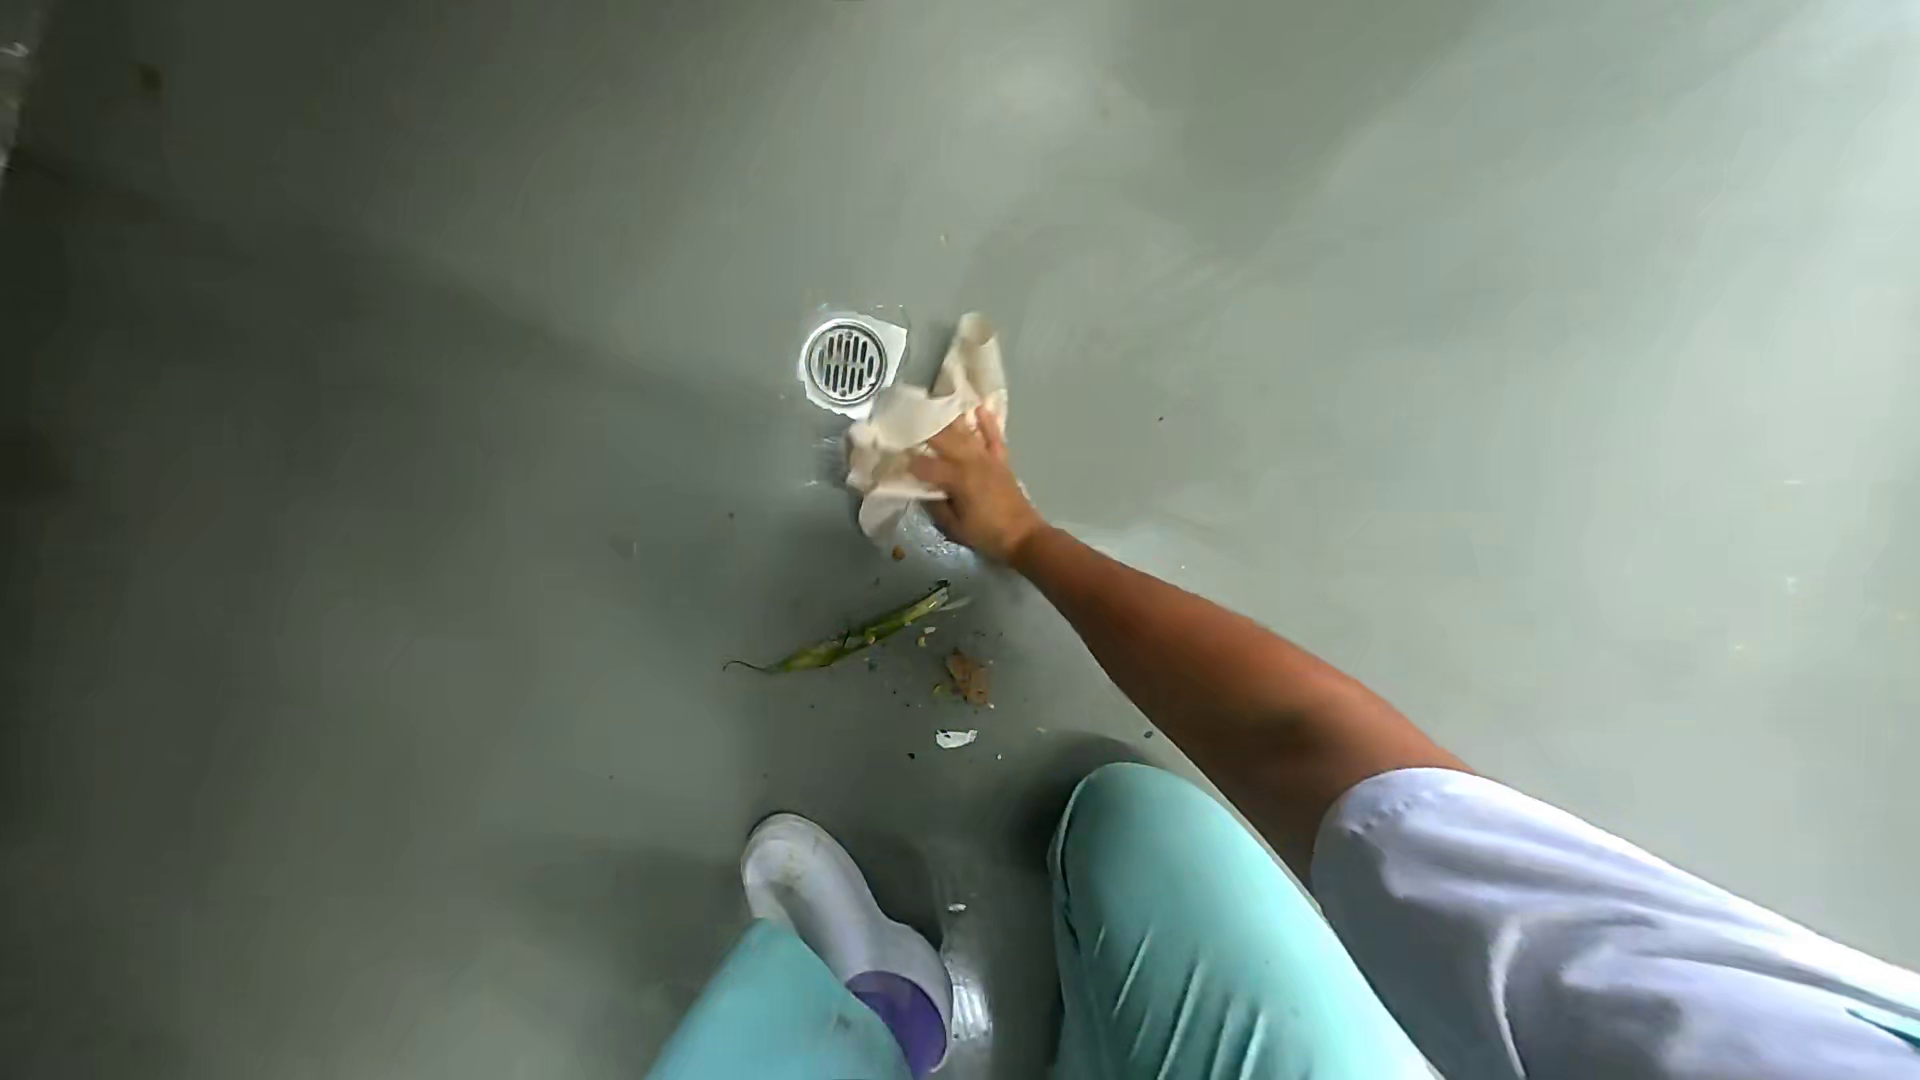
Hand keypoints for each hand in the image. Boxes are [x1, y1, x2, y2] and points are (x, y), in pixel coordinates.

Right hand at [909, 407, 1047, 562]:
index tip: (896, 460)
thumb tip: (923, 491)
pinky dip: (987, 421)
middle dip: (924, 432)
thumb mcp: (954, 527)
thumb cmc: (986, 534)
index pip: (926, 465)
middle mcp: (972, 462)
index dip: (909, 463)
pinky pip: (994, 436)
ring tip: (934, 408)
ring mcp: (988, 458)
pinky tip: (978, 407)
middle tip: (908, 426)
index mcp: (958, 479)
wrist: (1023, 536)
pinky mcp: (1001, 460)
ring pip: (966, 433)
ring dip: (950, 420)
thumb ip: (935, 506)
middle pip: (944, 439)